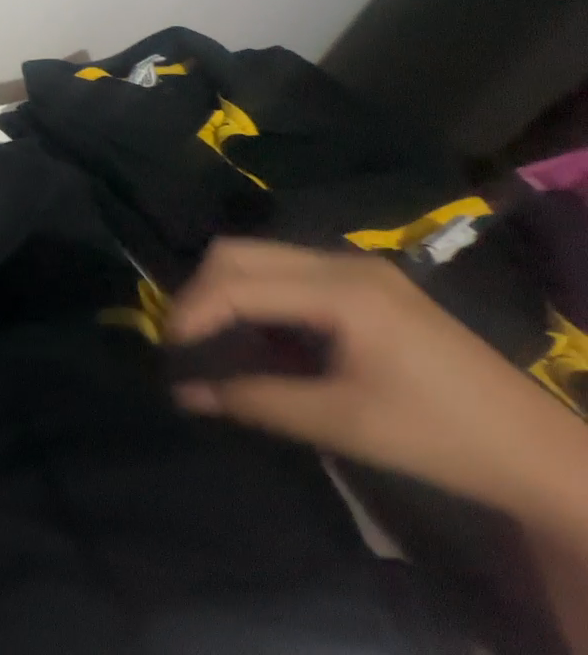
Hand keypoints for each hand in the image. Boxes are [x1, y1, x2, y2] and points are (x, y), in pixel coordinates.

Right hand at [169, 239, 584, 515]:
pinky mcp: (367, 288)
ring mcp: (360, 272)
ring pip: (258, 258)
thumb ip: (251, 399)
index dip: (190, 313)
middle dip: (197, 292)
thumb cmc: (439, 435)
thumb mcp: (337, 421)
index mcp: (343, 291)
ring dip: (222, 291)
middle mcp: (346, 265)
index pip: (236, 284)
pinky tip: (252, 335)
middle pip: (238, 254)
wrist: (540, 454)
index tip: (166, 351)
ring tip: (207, 337)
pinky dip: (252, 296)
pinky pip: (284, 273)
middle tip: (182, 339)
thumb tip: (182, 392)